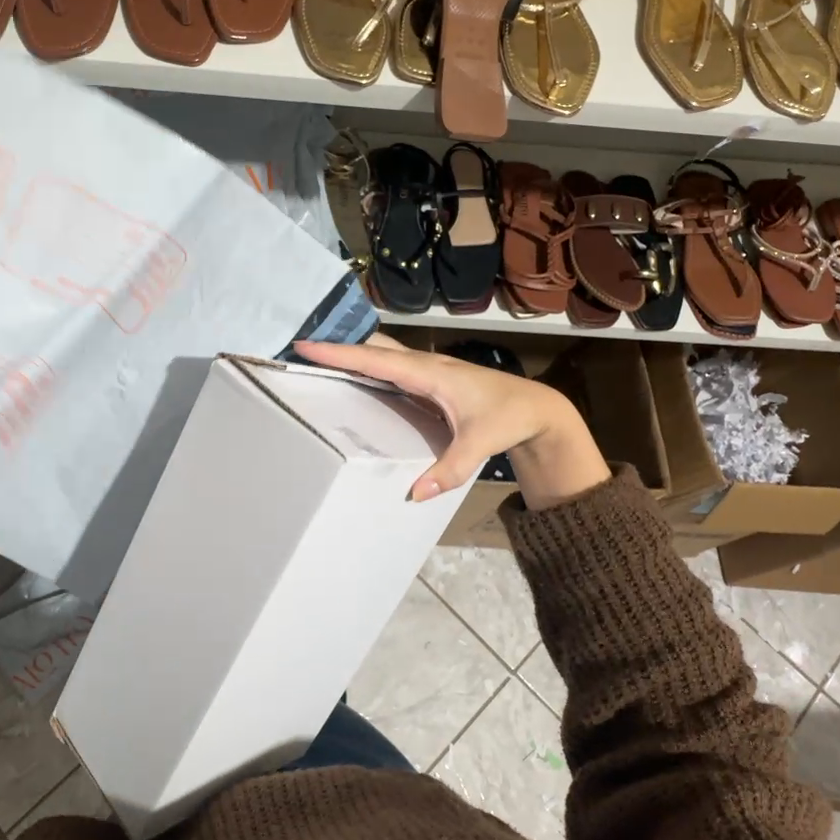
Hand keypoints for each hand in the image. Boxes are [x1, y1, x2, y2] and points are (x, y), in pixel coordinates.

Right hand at [293, 337, 609, 509]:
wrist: (537, 409)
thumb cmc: (509, 419)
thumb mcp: (480, 445)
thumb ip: (449, 469)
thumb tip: (415, 494)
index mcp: (430, 374)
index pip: (376, 360)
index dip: (340, 353)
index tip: (307, 345)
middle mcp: (425, 365)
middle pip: (374, 348)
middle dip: (339, 346)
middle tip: (302, 349)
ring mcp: (427, 370)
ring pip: (382, 354)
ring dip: (352, 354)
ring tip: (319, 359)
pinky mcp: (430, 380)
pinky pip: (390, 366)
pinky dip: (367, 365)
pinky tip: (356, 377)